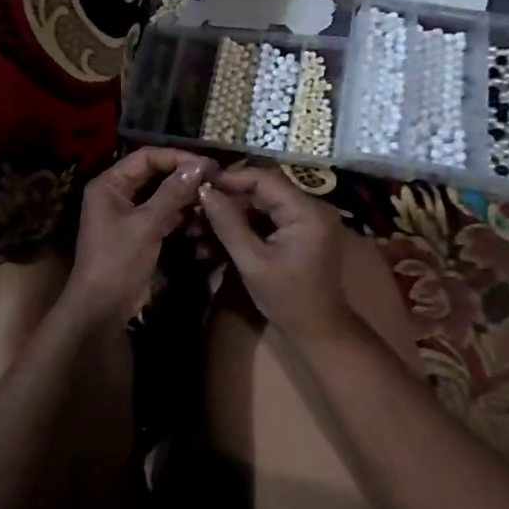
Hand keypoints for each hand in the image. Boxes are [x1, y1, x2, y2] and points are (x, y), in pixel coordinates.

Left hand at [63, 147, 213, 321]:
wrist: (102, 304)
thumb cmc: (118, 260)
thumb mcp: (147, 224)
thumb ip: (172, 193)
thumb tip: (200, 165)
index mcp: (108, 184)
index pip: (145, 157)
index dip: (177, 157)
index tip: (209, 164)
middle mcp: (115, 194)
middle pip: (153, 174)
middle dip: (183, 176)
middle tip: (217, 179)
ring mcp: (126, 214)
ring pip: (160, 195)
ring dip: (184, 196)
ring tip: (213, 197)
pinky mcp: (137, 233)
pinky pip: (161, 215)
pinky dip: (179, 214)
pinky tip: (203, 216)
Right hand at [197, 167, 356, 338]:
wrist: (316, 328)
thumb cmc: (286, 297)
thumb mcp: (251, 261)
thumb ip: (228, 223)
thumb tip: (203, 191)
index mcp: (306, 211)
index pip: (263, 179)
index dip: (229, 179)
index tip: (196, 187)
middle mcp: (310, 207)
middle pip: (260, 192)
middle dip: (225, 201)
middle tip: (192, 212)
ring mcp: (304, 220)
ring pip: (258, 207)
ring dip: (228, 217)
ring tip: (196, 231)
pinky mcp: (297, 233)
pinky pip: (264, 221)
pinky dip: (240, 229)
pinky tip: (213, 243)